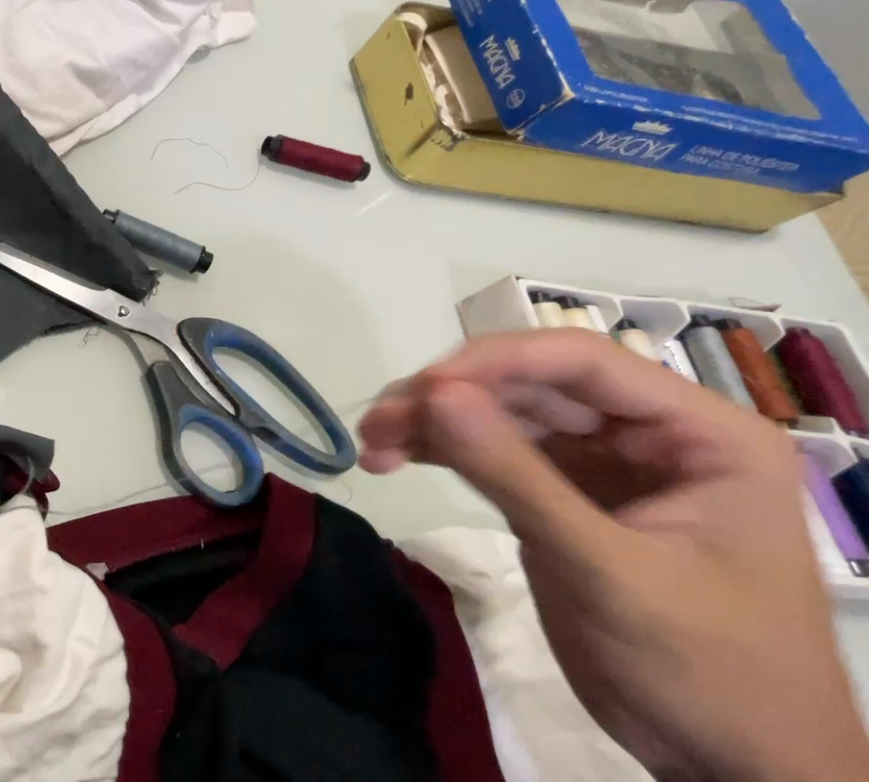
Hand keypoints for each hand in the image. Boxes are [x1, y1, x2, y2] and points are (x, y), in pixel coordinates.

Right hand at [360, 329, 868, 781]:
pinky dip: (442, 453)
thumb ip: (515, 476)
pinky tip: (393, 458)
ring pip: (502, 416)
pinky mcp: (566, 498)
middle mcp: (652, 436)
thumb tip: (433, 393)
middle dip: (448, 398)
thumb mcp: (604, 568)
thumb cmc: (704, 668)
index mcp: (701, 435)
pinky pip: (496, 455)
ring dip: (433, 423)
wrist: (730, 766)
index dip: (495, 362)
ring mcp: (606, 466)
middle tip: (377, 424)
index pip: (583, 363)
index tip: (420, 389)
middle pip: (531, 386)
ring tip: (372, 444)